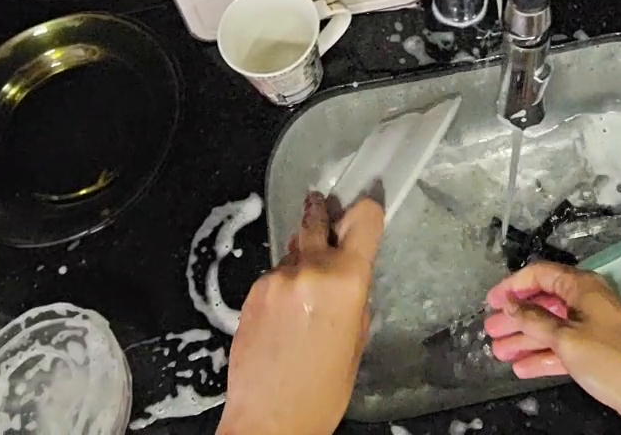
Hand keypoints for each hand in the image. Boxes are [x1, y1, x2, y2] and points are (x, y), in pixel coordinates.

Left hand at [218, 193, 384, 434]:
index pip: (364, 220)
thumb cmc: (324, 391)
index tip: (365, 208)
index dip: (367, 211)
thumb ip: (354, 298)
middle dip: (321, 214)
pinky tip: (282, 314)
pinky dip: (282, 284)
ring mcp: (277, 277)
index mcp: (346, 280)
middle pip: (317, 218)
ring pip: (293, 250)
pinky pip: (275, 274)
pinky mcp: (253, 290)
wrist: (268, 421)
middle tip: (323, 209)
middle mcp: (311, 268)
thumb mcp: (356, 343)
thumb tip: (350, 275)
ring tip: (303, 290)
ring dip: (301, 259)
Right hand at [483, 262, 620, 434]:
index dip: (513, 285)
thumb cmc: (616, 359)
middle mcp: (587, 302)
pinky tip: (523, 368)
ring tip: (499, 352)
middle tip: (490, 330)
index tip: (491, 300)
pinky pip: (564, 350)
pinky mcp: (599, 356)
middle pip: (544, 302)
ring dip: (526, 339)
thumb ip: (536, 321)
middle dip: (516, 316)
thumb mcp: (569, 339)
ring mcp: (594, 329)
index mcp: (582, 286)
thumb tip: (511, 305)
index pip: (540, 275)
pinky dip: (544, 357)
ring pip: (552, 329)